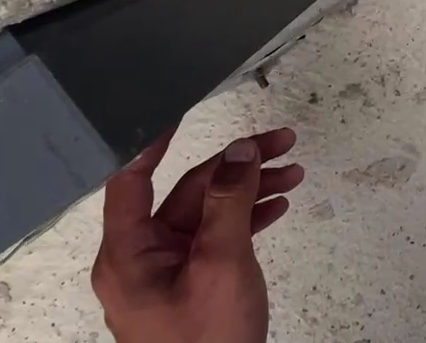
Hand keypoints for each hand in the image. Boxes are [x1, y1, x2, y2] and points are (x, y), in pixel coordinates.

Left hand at [92, 128, 305, 342]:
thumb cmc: (207, 339)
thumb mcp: (221, 264)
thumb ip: (229, 202)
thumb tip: (240, 149)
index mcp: (129, 254)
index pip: (130, 182)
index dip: (152, 141)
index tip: (182, 107)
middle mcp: (143, 257)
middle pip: (189, 190)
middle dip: (239, 164)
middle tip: (284, 141)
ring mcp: (170, 269)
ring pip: (212, 209)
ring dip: (253, 187)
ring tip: (295, 171)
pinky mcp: (194, 280)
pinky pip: (220, 233)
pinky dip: (251, 215)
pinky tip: (280, 204)